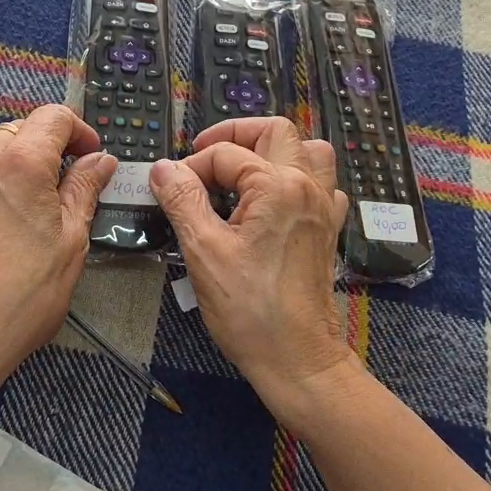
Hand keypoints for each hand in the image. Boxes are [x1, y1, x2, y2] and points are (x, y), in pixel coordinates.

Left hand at [0, 104, 115, 378]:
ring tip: (34, 185)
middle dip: (51, 143)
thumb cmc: (21, 294)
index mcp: (22, 162)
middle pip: (22, 126)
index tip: (93, 157)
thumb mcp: (71, 240)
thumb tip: (101, 161)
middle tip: (72, 179)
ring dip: (16, 150)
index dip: (79, 131)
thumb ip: (84, 190)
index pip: (52, 118)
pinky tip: (4, 198)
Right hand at [150, 117, 359, 401]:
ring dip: (274, 152)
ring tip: (242, 171)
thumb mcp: (203, 250)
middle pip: (278, 131)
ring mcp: (324, 208)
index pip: (227, 154)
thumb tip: (164, 167)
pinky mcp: (327, 231)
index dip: (192, 167)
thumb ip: (183, 200)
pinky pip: (321, 185)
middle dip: (238, 135)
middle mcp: (308, 187)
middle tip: (206, 156)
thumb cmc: (250, 309)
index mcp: (278, 186)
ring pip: (309, 151)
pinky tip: (271, 203)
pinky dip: (296, 180)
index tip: (171, 190)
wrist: (297, 359)